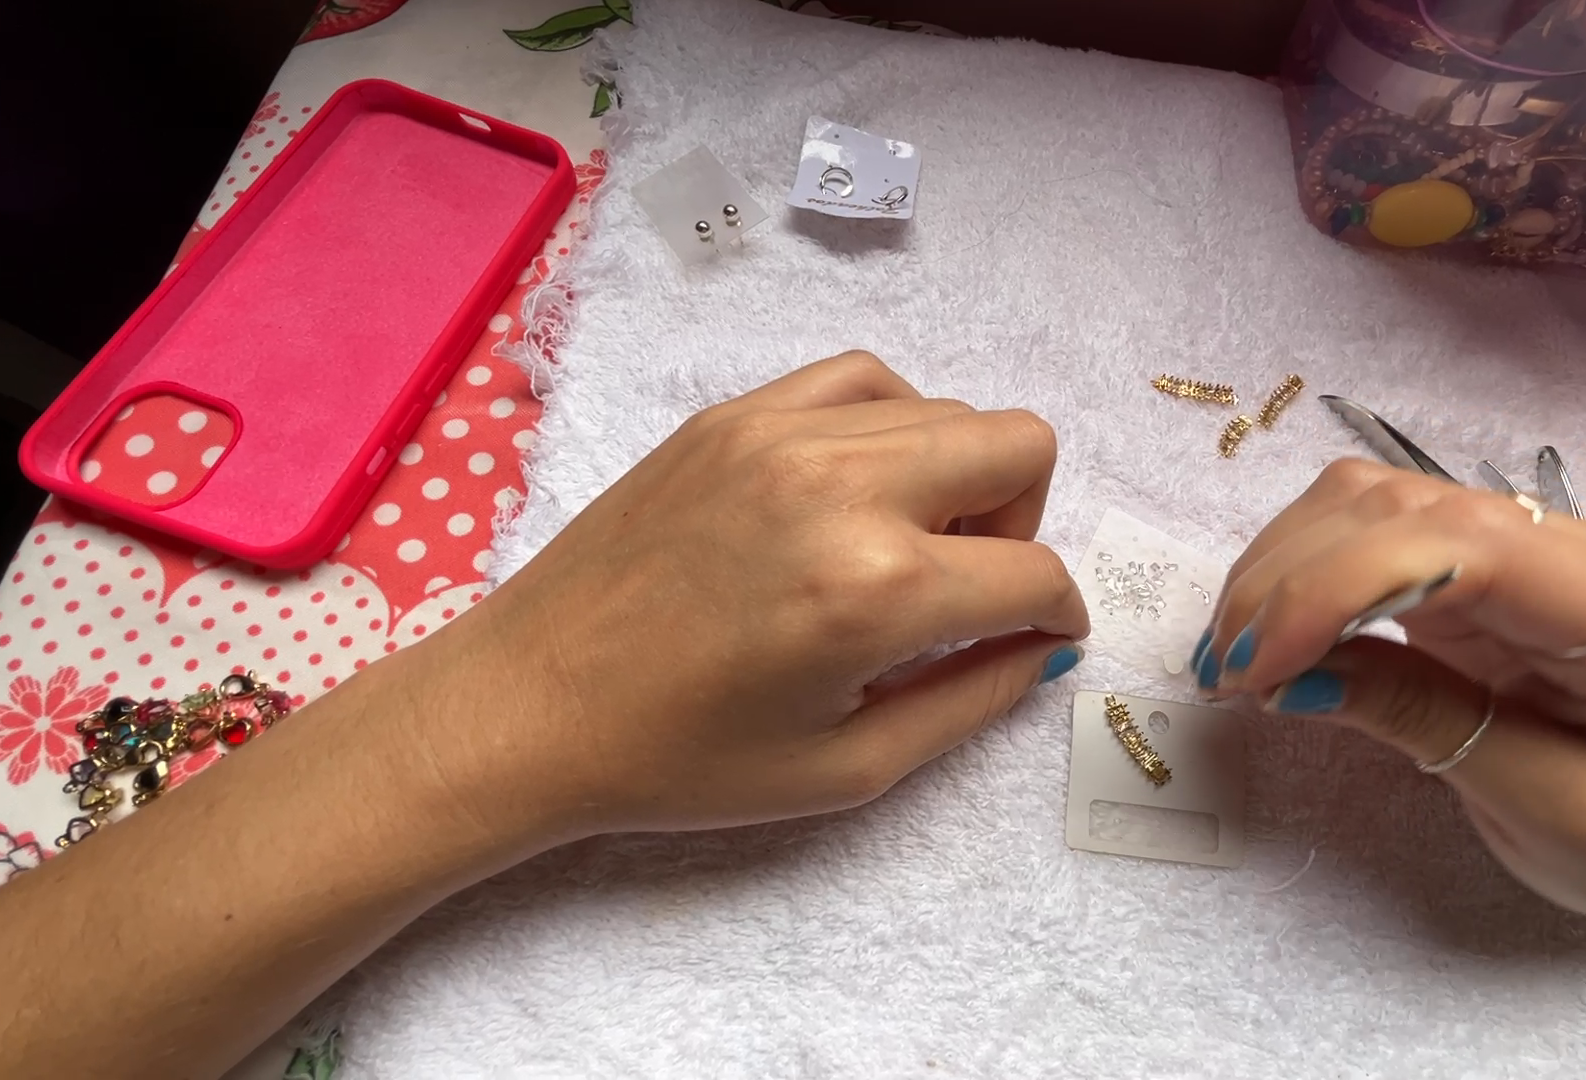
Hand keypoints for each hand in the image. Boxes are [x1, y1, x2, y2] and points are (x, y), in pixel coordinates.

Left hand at [402, 352, 1088, 841]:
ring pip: (953, 408)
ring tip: (906, 537)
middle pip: (1021, 445)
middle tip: (973, 578)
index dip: (1059, 609)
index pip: (1034, 572)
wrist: (526, 702)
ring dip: (963, 476)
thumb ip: (975, 699)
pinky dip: (898, 426)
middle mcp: (846, 485)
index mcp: (878, 590)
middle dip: (1026, 521)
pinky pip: (868, 380)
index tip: (1046, 631)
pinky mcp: (738, 412)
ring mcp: (786, 430)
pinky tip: (862, 482)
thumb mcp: (852, 767)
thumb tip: (1045, 644)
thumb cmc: (687, 760)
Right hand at [1195, 460, 1585, 921]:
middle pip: (1406, 511)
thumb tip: (1289, 677)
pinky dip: (1295, 562)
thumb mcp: (1548, 811)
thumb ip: (1426, 722)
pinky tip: (1267, 617)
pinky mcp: (1476, 538)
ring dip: (1277, 567)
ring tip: (1233, 648)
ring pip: (1370, 498)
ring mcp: (1532, 530)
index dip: (1343, 586)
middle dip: (1289, 584)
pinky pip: (1364, 517)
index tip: (1257, 665)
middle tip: (1223, 669)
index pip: (1476, 549)